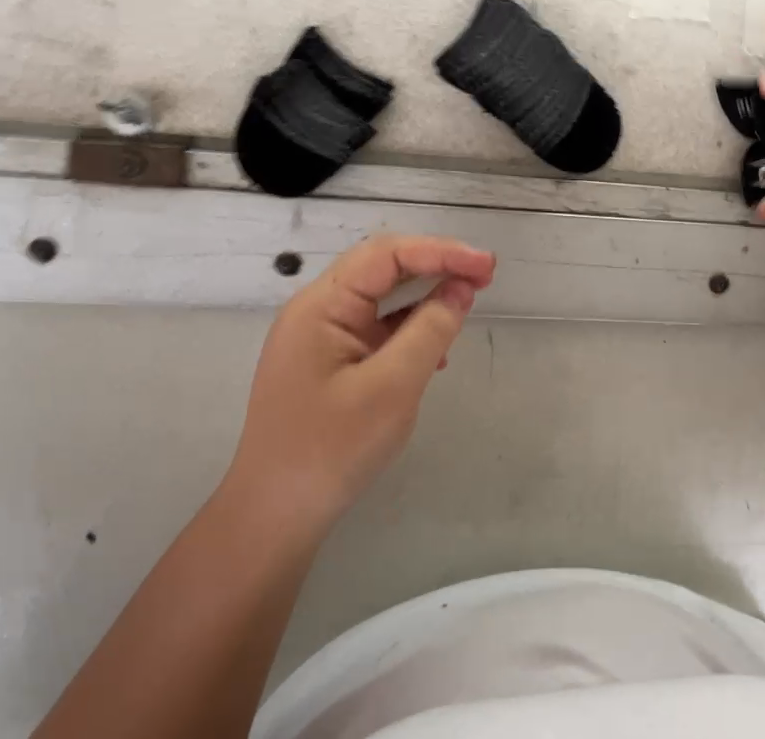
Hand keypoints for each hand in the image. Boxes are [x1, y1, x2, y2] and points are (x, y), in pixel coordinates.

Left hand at [228, 235, 495, 521]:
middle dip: (435, 265)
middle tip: (485, 276)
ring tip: (468, 300)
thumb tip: (460, 289)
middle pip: (382, 270)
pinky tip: (437, 349)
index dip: (441, 252)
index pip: (386, 256)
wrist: (276, 513)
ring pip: (380, 300)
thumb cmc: (331, 448)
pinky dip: (410, 329)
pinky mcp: (330, 366)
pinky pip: (376, 331)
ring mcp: (321, 340)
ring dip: (425, 295)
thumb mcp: (392, 388)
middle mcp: (317, 313)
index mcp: (321, 307)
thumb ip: (429, 331)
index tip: (488, 266)